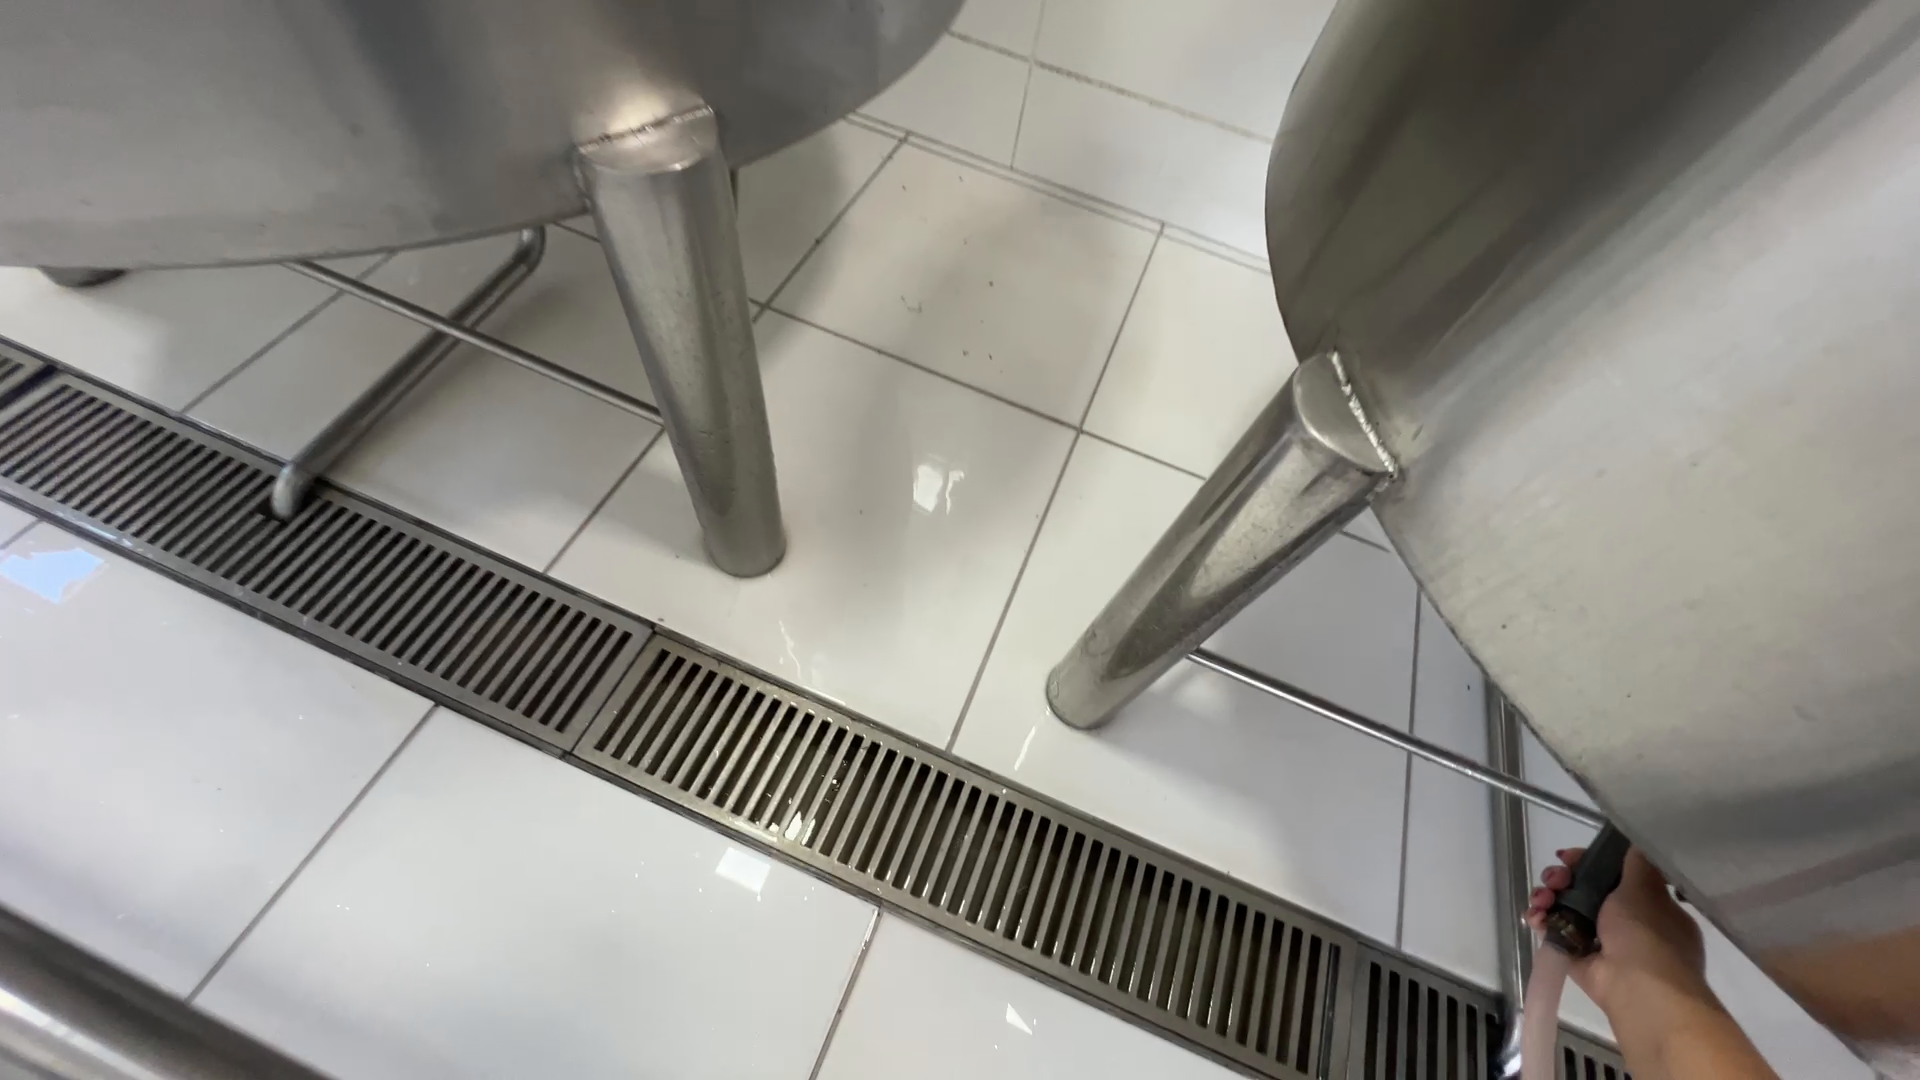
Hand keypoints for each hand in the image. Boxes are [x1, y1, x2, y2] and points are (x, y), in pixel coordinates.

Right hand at [1525, 846, 1708, 1013]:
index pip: (1609, 876)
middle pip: (1580, 888)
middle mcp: (1624, 923)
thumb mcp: (1645, 891)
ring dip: (1545, 897)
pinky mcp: (1574, 953)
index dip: (1585, 863)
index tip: (1567, 857)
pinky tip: (1536, 916)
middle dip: (1559, 879)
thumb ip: (1637, 864)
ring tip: (1542, 901)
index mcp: (1647, 908)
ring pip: (1562, 906)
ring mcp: (1598, 940)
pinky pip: (1552, 929)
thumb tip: (1637, 841)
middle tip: (1554, 880)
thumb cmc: (1647, 936)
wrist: (1637, 987)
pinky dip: (1541, 919)